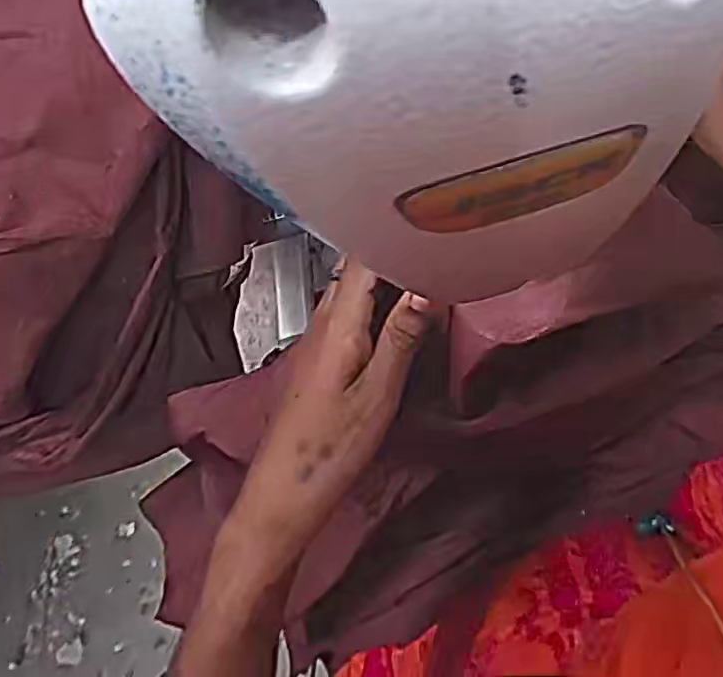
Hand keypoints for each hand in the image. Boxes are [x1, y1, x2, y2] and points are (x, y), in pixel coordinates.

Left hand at [224, 260, 442, 568]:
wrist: (283, 496)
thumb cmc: (327, 451)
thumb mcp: (377, 395)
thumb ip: (403, 336)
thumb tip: (427, 288)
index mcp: (337, 324)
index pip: (364, 256)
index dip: (396, 234)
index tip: (430, 226)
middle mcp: (323, 322)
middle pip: (360, 266)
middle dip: (398, 249)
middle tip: (439, 243)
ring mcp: (321, 336)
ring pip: (357, 287)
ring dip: (391, 274)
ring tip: (429, 269)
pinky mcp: (324, 354)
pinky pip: (355, 308)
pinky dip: (382, 299)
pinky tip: (403, 310)